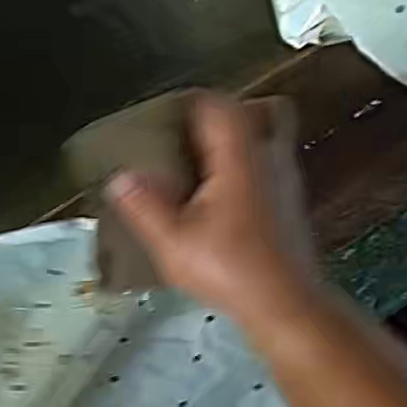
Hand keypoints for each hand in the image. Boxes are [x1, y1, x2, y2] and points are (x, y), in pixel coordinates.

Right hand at [105, 91, 324, 333]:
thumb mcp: (171, 240)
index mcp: (240, 160)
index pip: (220, 107)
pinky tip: (208, 194)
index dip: (188, 102)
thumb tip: (121, 176)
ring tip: (186, 161)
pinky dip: (236, 164)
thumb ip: (144, 205)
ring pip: (260, 138)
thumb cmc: (228, 269)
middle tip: (179, 130)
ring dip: (226, 140)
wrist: (284, 305)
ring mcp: (284, 181)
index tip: (158, 112)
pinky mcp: (285, 203)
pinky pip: (261, 163)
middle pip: (253, 112)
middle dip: (215, 114)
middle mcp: (269, 161)